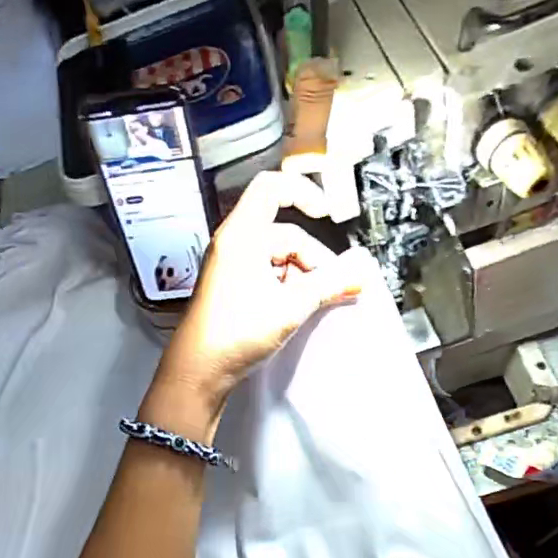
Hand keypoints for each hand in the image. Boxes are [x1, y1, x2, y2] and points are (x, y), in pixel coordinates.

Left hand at [147, 172, 361, 428]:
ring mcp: (231, 265)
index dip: (304, 193)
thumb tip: (358, 276)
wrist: (199, 370)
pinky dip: (286, 285)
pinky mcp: (232, 286)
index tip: (327, 214)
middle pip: (284, 232)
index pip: (272, 188)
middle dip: (311, 257)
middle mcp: (233, 243)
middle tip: (328, 287)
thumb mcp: (290, 307)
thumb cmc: (233, 333)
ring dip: (300, 275)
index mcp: (241, 235)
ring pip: (278, 255)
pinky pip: (267, 273)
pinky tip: (293, 309)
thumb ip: (328, 286)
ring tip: (307, 304)